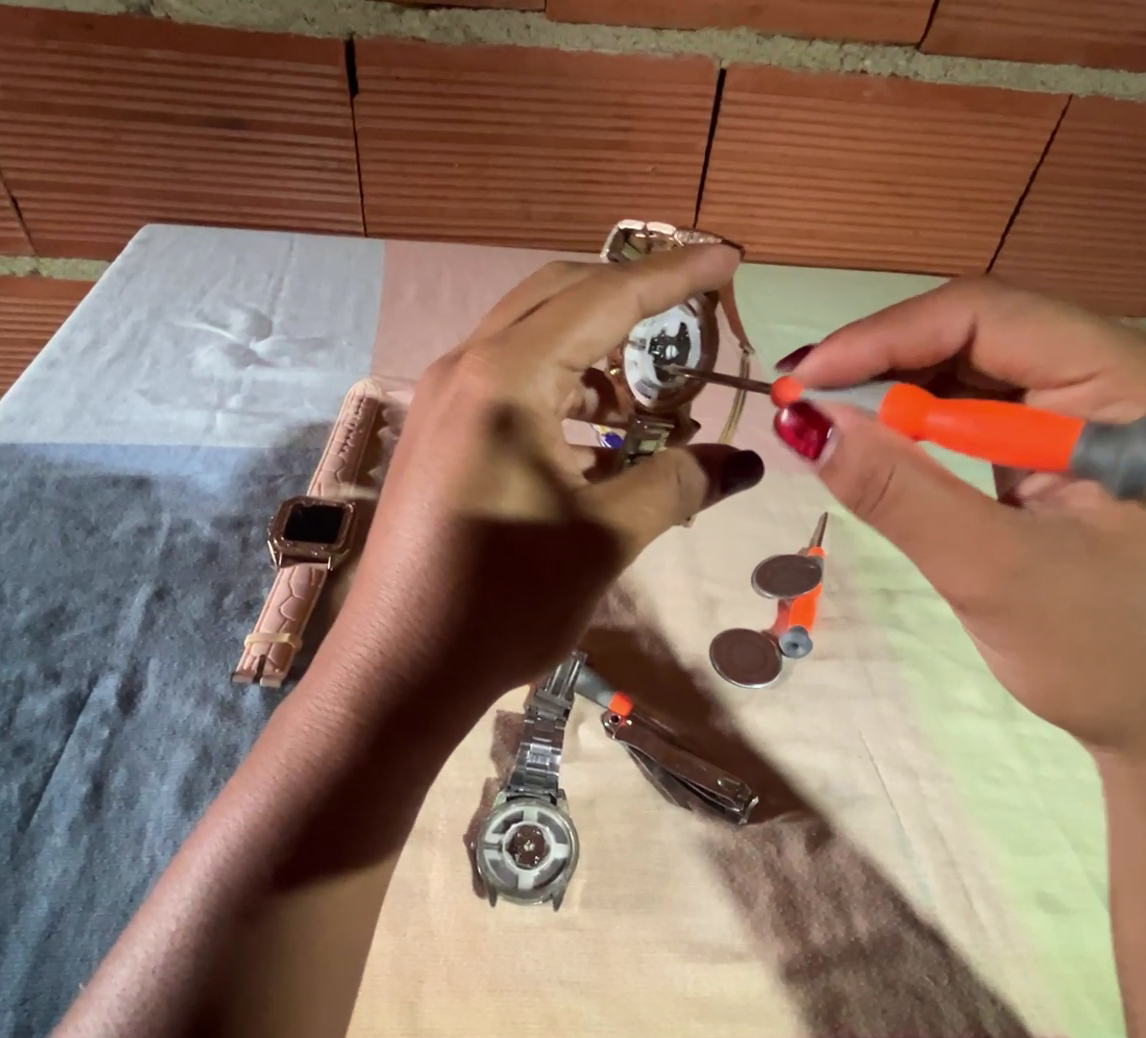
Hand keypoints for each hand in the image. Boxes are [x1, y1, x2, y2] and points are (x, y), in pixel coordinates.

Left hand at [309, 244, 762, 719]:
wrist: (400, 669)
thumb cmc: (503, 601)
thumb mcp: (605, 538)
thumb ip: (679, 483)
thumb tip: (745, 463)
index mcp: (507, 375)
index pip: (606, 296)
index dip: (674, 275)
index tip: (728, 259)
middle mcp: (467, 368)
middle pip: (561, 298)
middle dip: (632, 303)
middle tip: (694, 320)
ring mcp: (443, 402)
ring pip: (534, 345)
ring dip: (598, 361)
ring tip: (655, 407)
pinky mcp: (438, 438)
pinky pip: (511, 388)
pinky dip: (564, 398)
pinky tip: (601, 444)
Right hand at [777, 279, 1145, 758]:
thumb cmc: (1111, 655)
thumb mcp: (992, 570)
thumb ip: (897, 490)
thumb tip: (802, 424)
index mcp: (1134, 382)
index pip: (986, 317)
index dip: (880, 338)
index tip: (799, 384)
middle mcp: (1121, 375)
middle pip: (977, 334)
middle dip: (879, 362)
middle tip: (797, 401)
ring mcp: (1097, 411)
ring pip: (973, 371)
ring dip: (892, 392)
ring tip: (819, 416)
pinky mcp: (1070, 448)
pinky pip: (982, 413)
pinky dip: (920, 425)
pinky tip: (874, 441)